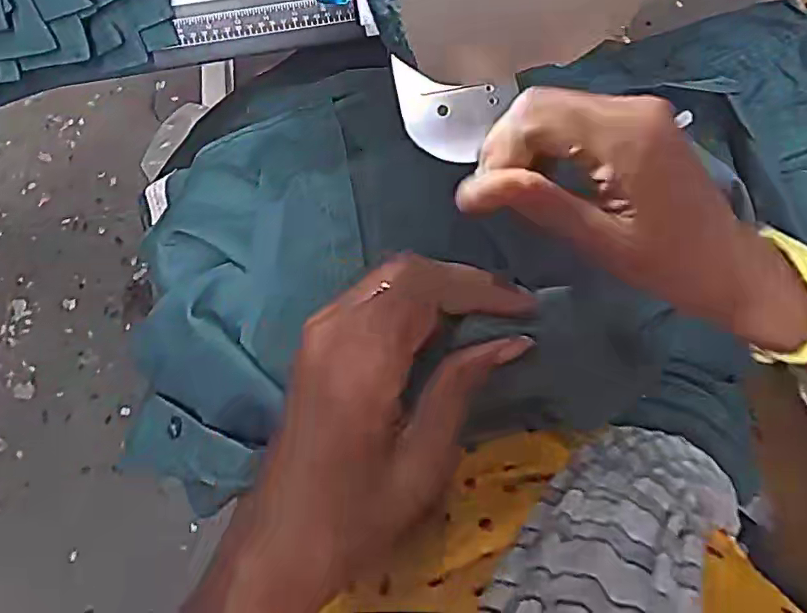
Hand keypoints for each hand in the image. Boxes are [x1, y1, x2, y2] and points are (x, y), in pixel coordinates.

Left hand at [185, 254, 536, 612]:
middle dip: (462, 279)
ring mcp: (320, 325)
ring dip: (438, 283)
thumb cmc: (357, 514)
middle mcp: (334, 326)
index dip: (478, 288)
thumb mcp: (422, 462)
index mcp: (360, 357)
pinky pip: (371, 292)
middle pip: (406, 270)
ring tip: (486, 309)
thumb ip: (460, 387)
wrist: (282, 535)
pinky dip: (412, 294)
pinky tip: (442, 319)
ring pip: (388, 275)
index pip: (424, 288)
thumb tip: (511, 340)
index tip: (524, 306)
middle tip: (509, 304)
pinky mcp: (316, 334)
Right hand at [454, 87, 806, 352]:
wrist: (735, 267)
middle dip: (506, 145)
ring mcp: (635, 109)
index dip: (499, 152)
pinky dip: (547, 141)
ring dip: (523, 143)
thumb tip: (472, 190)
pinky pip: (572, 116)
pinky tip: (543, 175)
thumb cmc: (675, 266)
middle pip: (539, 104)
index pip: (536, 116)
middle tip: (496, 191)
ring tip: (516, 188)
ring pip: (551, 106)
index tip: (484, 195)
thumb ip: (536, 203)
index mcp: (627, 136)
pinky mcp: (634, 118)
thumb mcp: (600, 241)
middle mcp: (631, 109)